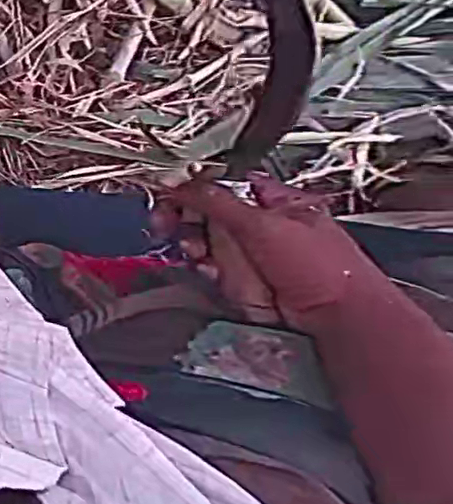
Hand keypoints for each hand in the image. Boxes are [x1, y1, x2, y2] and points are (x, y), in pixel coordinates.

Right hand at [166, 174, 387, 330]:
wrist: (336, 321)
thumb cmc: (318, 269)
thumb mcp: (263, 225)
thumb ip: (215, 200)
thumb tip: (173, 182)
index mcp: (277, 203)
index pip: (223, 184)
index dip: (192, 188)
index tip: (167, 195)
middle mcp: (261, 224)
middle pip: (203, 211)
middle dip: (186, 221)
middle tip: (166, 225)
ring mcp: (249, 251)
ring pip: (201, 238)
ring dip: (196, 247)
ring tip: (202, 256)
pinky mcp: (238, 273)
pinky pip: (206, 262)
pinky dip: (205, 266)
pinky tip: (213, 272)